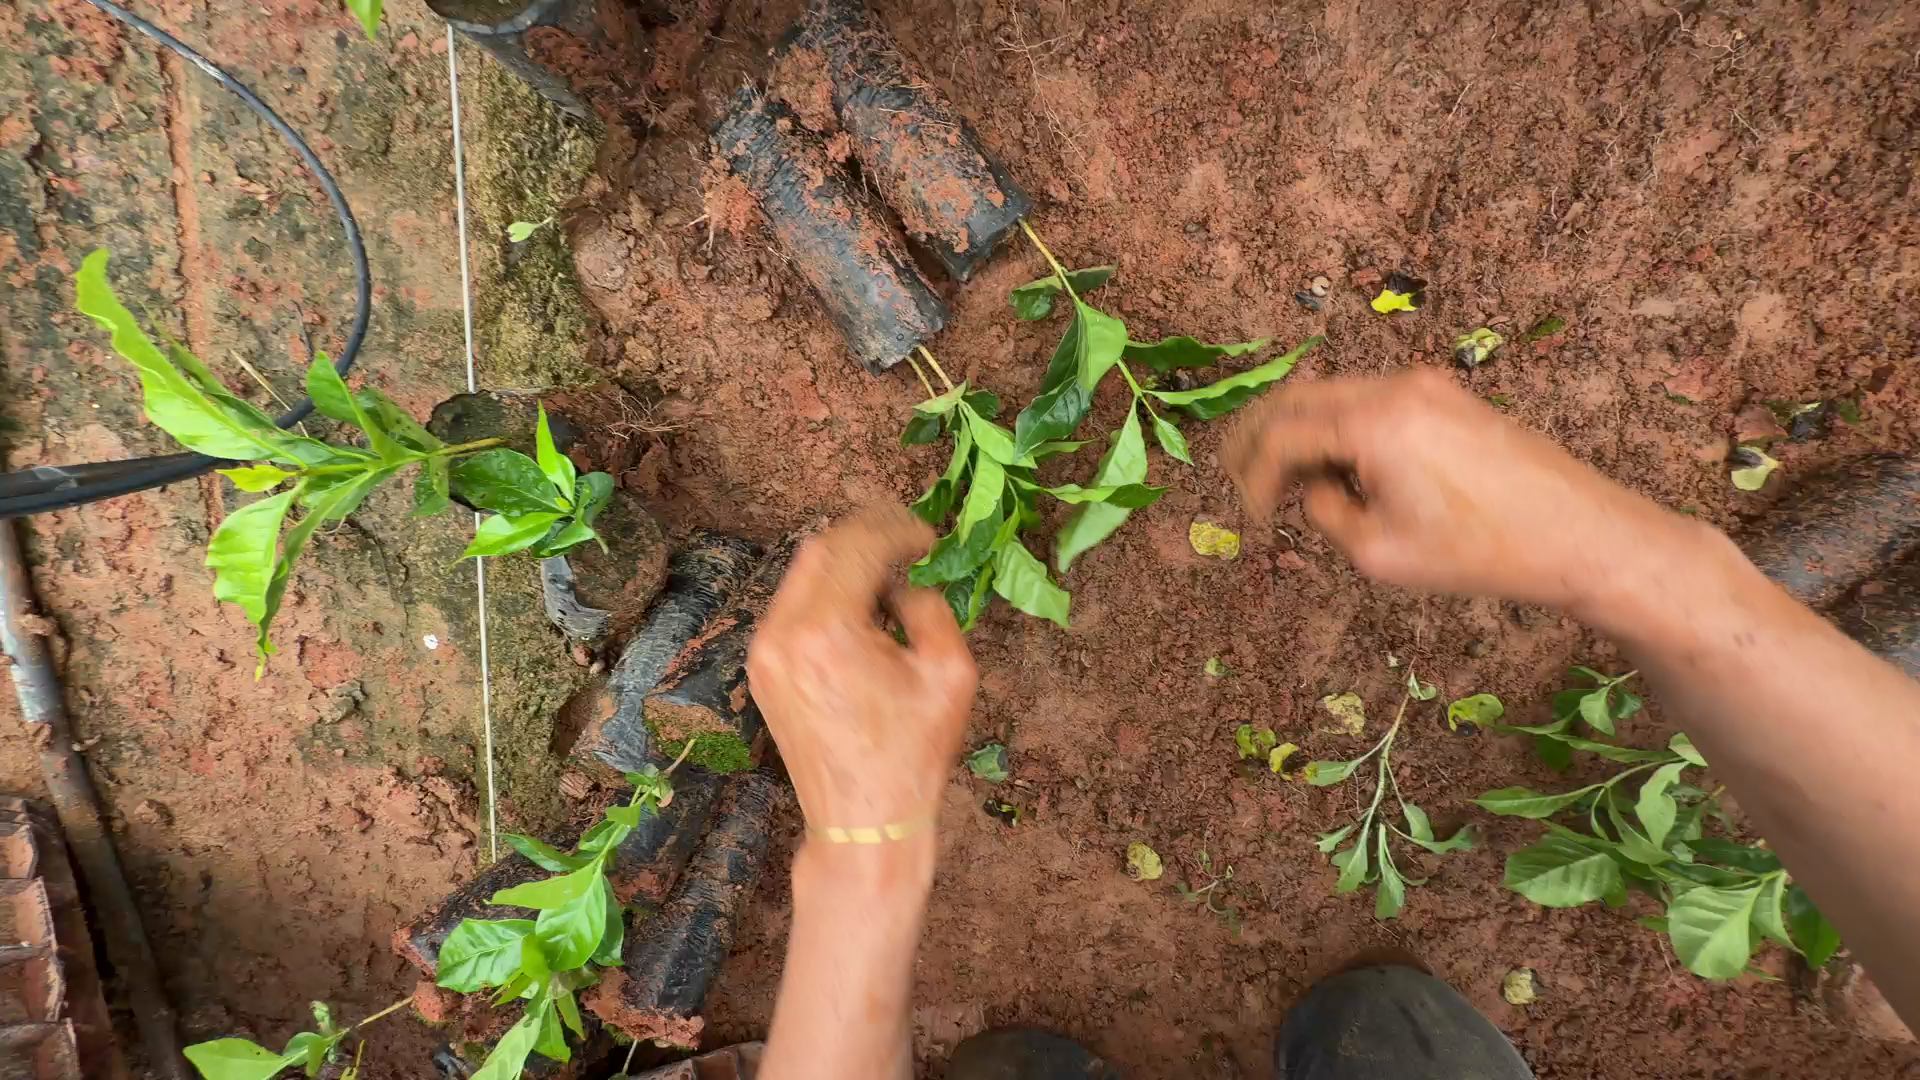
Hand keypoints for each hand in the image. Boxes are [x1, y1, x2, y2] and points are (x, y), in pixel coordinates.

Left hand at [747, 506, 977, 834]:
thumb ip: (929, 607)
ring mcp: (763, 652)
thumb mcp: (951, 671)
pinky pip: (792, 606)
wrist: (862, 822)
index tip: (928, 538)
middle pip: (820, 549)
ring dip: (846, 560)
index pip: (856, 547)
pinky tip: (860, 605)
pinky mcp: (762, 669)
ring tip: (889, 569)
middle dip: (867, 533)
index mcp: (827, 633)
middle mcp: (782, 634)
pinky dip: (827, 591)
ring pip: (802, 574)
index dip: (896, 530)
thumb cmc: (913, 752)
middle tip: (907, 539)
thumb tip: (901, 585)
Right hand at [1221, 368, 1699, 614]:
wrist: (1586, 536)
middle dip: (1255, 438)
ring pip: (1327, 397)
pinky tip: (1333, 468)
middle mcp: (1393, 388)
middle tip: (1233, 473)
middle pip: (1294, 398)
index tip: (1252, 518)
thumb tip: (1312, 487)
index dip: (1251, 477)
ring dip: (1295, 434)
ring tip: (1282, 480)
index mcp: (1373, 423)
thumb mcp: (1376, 552)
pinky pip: (1363, 403)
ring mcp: (1422, 386)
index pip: (1281, 437)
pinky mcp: (1443, 396)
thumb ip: (1322, 512)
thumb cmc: (1478, 553)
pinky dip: (1333, 430)